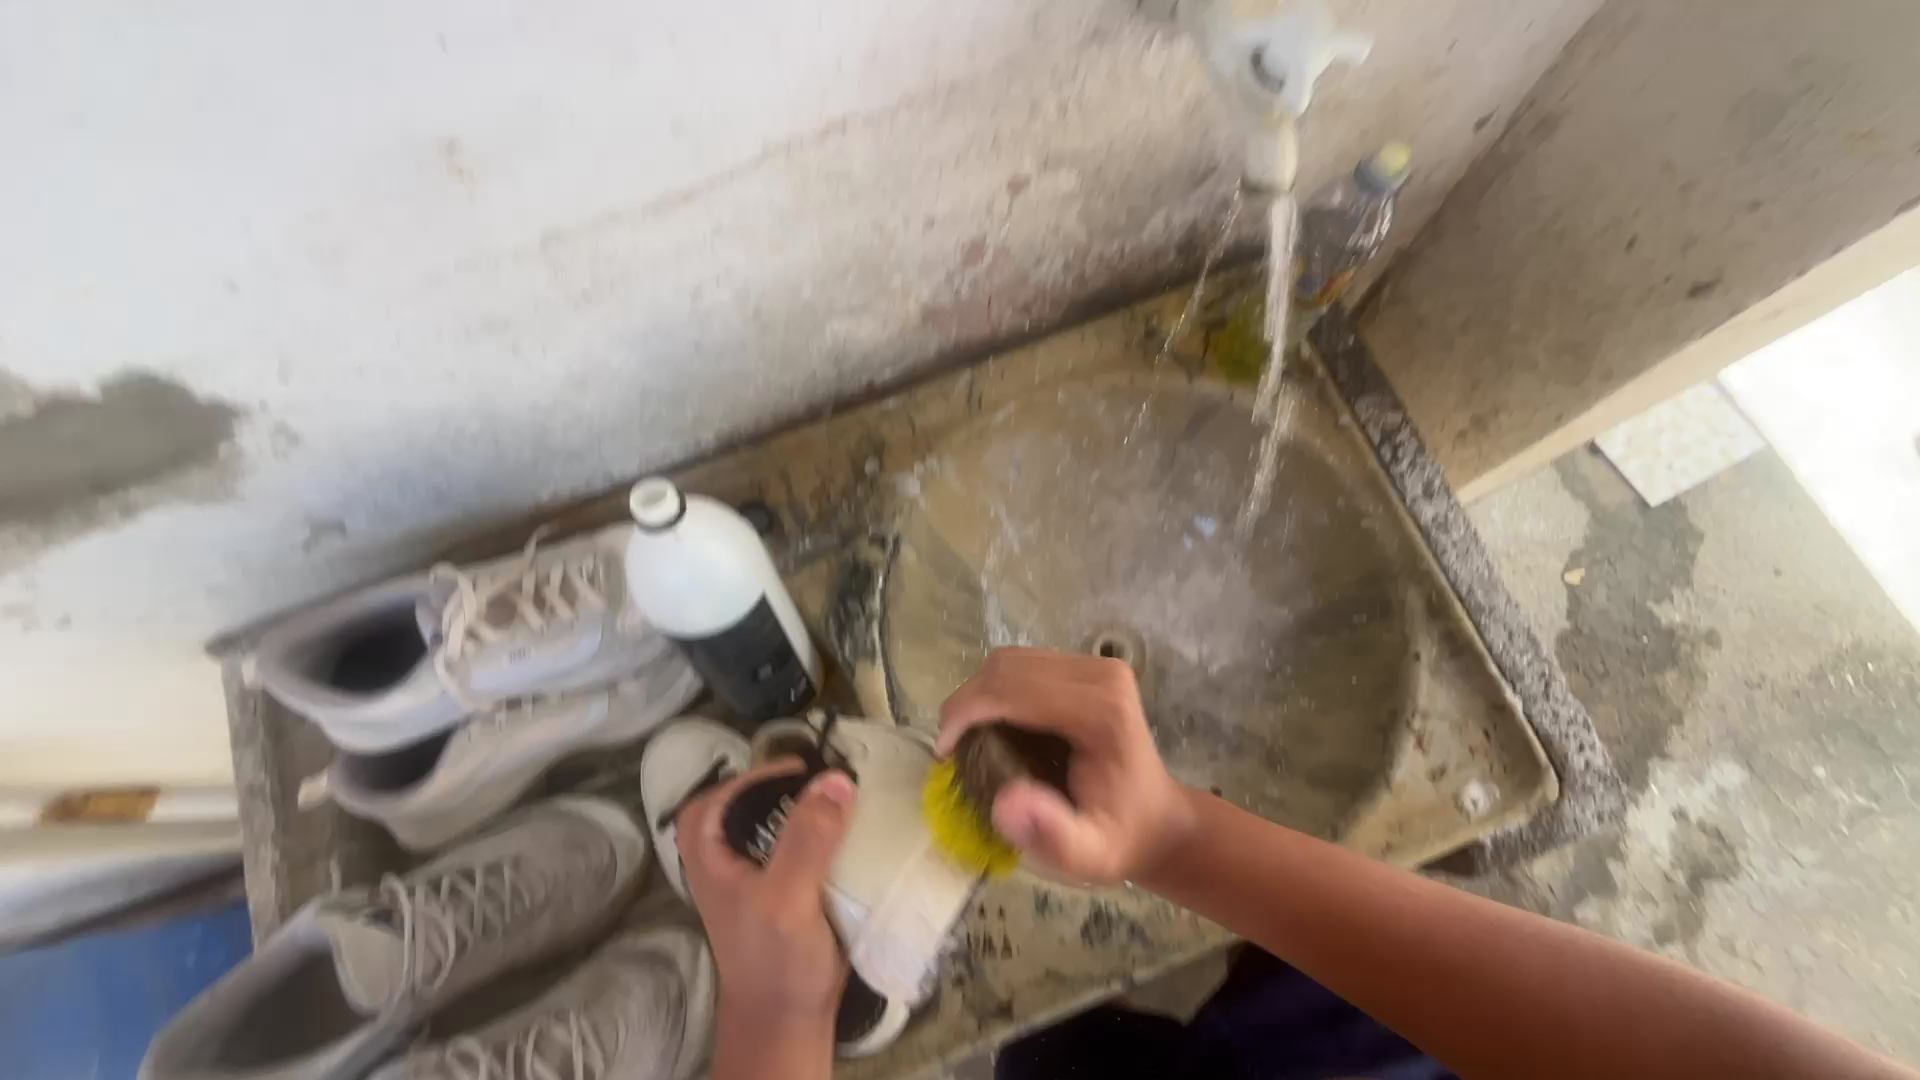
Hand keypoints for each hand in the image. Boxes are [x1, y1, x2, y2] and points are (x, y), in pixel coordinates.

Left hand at [677, 760, 856, 1034]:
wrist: (790, 1023)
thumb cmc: (775, 962)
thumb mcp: (787, 898)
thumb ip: (806, 840)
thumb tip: (835, 779)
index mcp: (710, 859)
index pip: (716, 798)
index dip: (750, 778)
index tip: (797, 771)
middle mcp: (728, 863)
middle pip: (742, 807)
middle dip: (779, 789)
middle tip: (819, 780)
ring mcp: (757, 879)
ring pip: (772, 826)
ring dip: (803, 810)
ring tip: (837, 798)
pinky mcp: (787, 891)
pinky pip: (799, 848)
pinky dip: (820, 834)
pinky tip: (847, 832)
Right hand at [938, 646, 1196, 886]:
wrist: (1157, 820)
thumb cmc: (1121, 838)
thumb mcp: (1090, 856)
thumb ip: (1052, 836)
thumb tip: (1005, 803)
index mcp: (1102, 710)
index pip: (1012, 689)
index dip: (966, 713)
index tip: (944, 753)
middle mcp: (1100, 674)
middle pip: (1007, 667)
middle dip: (967, 704)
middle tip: (951, 748)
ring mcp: (1095, 665)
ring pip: (1010, 661)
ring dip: (980, 696)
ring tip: (969, 739)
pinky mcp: (1086, 666)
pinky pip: (1023, 666)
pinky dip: (997, 692)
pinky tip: (994, 726)